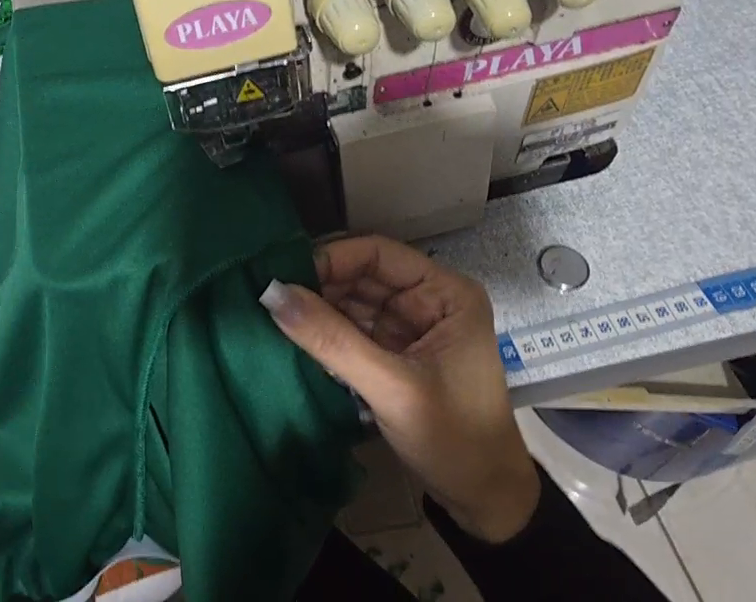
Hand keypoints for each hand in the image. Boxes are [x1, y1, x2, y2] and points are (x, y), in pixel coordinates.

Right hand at [260, 236, 541, 543]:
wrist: (484, 501)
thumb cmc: (454, 438)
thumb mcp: (392, 388)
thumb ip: (332, 340)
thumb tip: (271, 294)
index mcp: (445, 293)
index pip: (378, 253)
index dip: (332, 259)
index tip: (285, 278)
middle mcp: (427, 299)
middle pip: (361, 274)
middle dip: (318, 284)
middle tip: (271, 297)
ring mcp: (408, 326)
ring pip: (351, 301)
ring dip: (317, 309)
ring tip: (273, 314)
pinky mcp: (392, 352)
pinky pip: (351, 328)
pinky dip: (325, 333)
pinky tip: (295, 337)